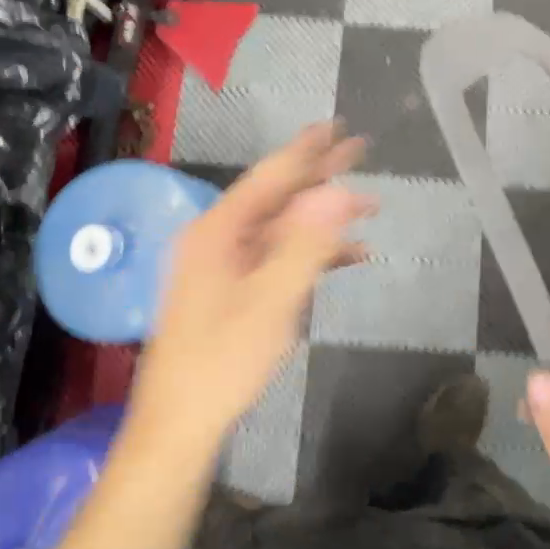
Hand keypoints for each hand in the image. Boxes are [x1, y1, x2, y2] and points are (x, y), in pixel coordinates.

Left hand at [129, 123, 371, 445]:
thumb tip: (337, 193)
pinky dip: (311, 254)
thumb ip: (306, 245)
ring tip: (370, 207)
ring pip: (281, 227)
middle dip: (322, 177)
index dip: (306, 149)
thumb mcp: (271, 301)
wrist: (179, 424)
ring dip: (324, 219)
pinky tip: (349, 258)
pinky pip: (277, 257)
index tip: (336, 125)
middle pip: (277, 196)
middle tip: (360, 151)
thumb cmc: (222, 360)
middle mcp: (218, 237)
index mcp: (218, 230)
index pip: (270, 176)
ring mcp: (225, 264)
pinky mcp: (233, 289)